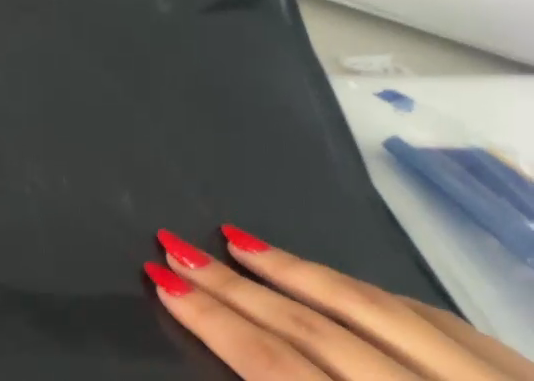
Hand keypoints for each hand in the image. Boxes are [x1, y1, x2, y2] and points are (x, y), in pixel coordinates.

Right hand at [147, 225, 533, 379]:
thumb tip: (250, 365)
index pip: (285, 374)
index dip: (217, 325)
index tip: (162, 279)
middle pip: (320, 334)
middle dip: (238, 288)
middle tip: (175, 243)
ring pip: (381, 312)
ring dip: (300, 272)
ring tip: (237, 238)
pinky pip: (444, 324)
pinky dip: (377, 296)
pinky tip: (344, 282)